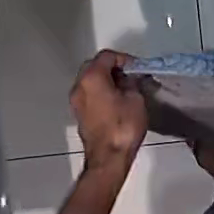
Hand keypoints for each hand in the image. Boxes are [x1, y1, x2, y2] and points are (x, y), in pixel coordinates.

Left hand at [70, 50, 146, 169]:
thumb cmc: (123, 126)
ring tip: (126, 89)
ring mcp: (76, 101)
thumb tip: (129, 79)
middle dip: (113, 67)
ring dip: (106, 80)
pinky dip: (101, 92)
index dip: (124, 59)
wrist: (109, 157)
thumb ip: (132, 83)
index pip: (106, 56)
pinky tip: (117, 101)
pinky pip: (90, 94)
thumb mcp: (136, 99)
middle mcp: (79, 86)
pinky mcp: (79, 114)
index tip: (137, 68)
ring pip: (90, 80)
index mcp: (92, 78)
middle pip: (94, 66)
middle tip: (131, 76)